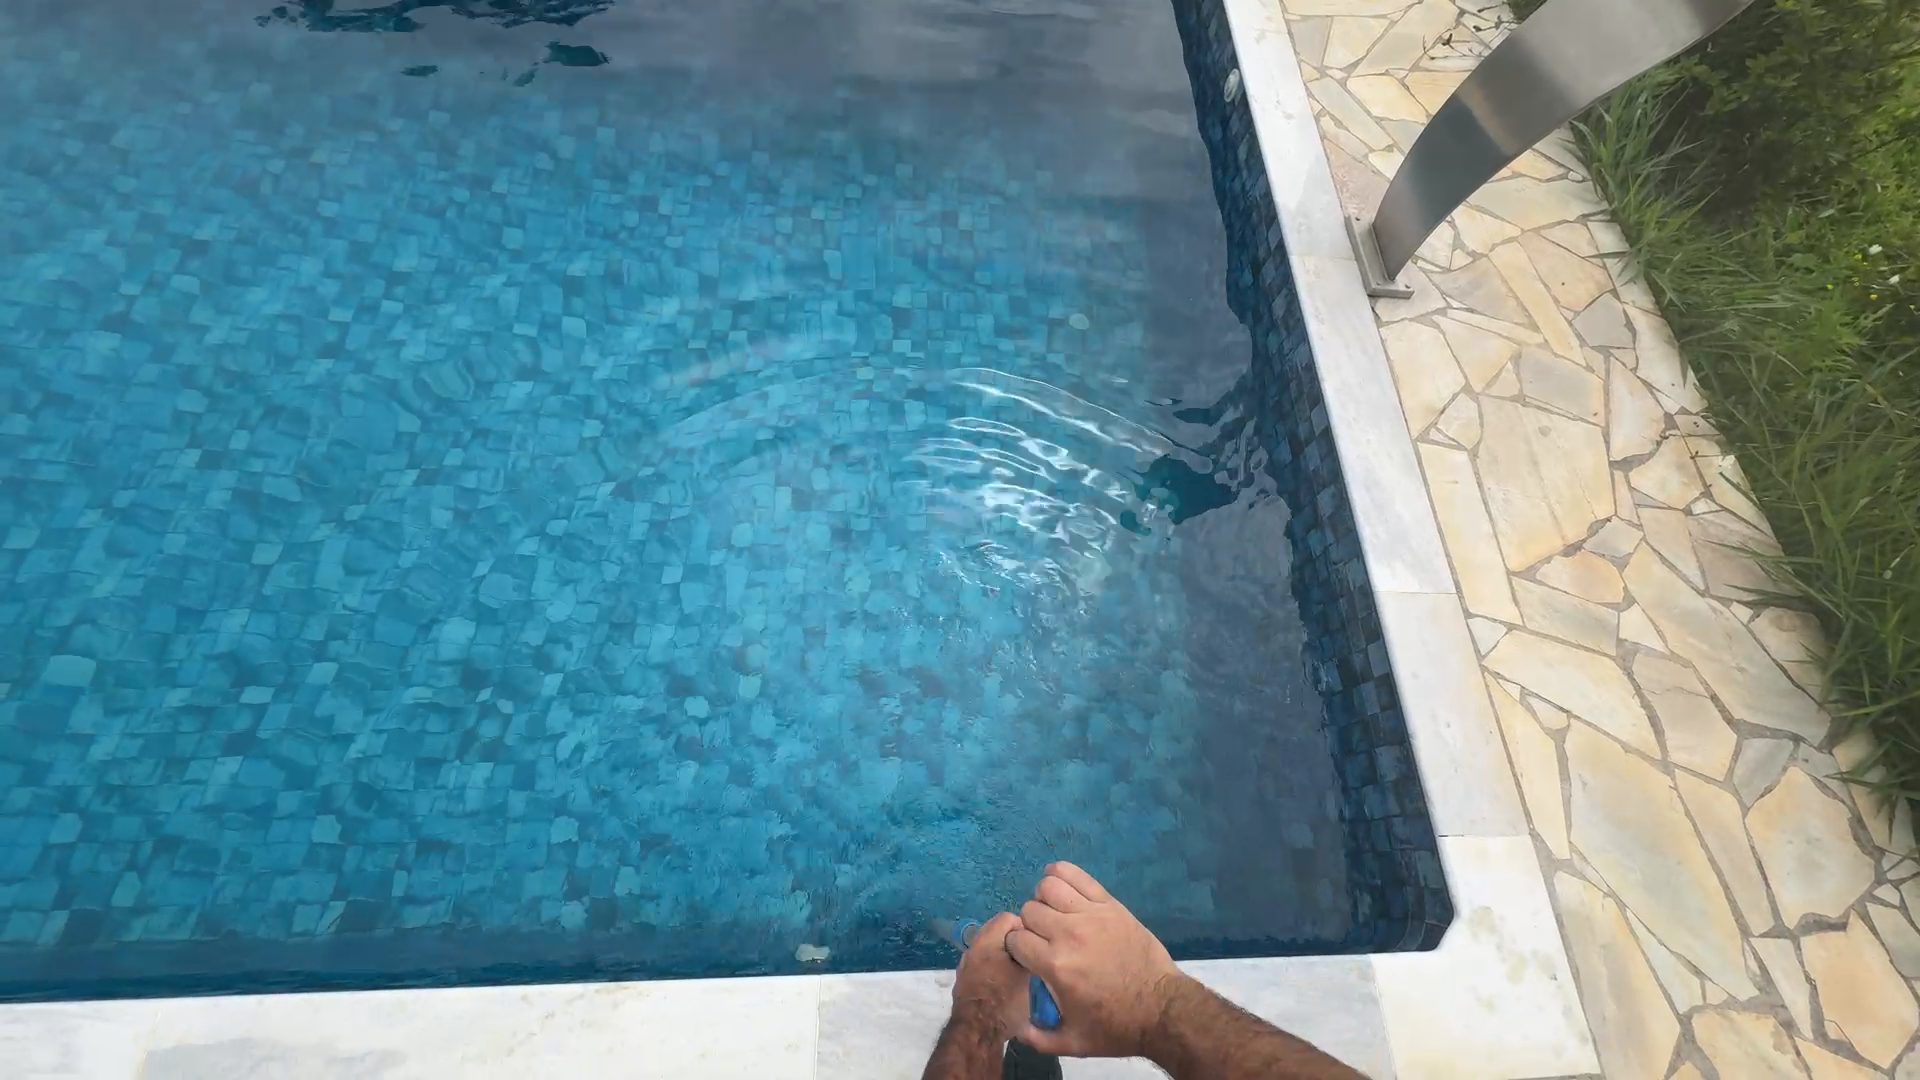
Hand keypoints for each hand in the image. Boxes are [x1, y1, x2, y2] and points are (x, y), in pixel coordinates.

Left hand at [950, 912, 1030, 1040]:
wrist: (977, 1034)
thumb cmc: (1004, 1000)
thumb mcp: (1025, 975)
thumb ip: (1028, 952)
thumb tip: (1030, 945)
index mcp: (986, 939)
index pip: (1008, 917)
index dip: (1024, 928)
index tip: (1035, 945)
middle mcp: (972, 947)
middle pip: (996, 932)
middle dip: (1013, 943)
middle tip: (1029, 959)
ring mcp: (965, 965)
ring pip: (989, 951)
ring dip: (1002, 958)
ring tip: (1018, 974)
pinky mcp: (963, 983)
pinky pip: (981, 967)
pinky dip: (993, 971)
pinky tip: (1003, 987)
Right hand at [1005, 862, 1184, 1057]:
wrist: (1161, 1009)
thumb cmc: (1116, 1026)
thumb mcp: (1073, 1044)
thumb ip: (1038, 1037)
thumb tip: (1016, 1026)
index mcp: (1055, 965)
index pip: (1016, 939)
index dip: (1018, 947)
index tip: (1027, 955)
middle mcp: (1068, 934)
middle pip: (1029, 910)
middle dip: (1030, 925)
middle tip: (1043, 938)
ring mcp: (1090, 914)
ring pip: (1048, 887)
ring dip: (1045, 900)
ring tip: (1055, 914)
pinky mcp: (1108, 903)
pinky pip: (1075, 874)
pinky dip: (1061, 874)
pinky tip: (1060, 886)